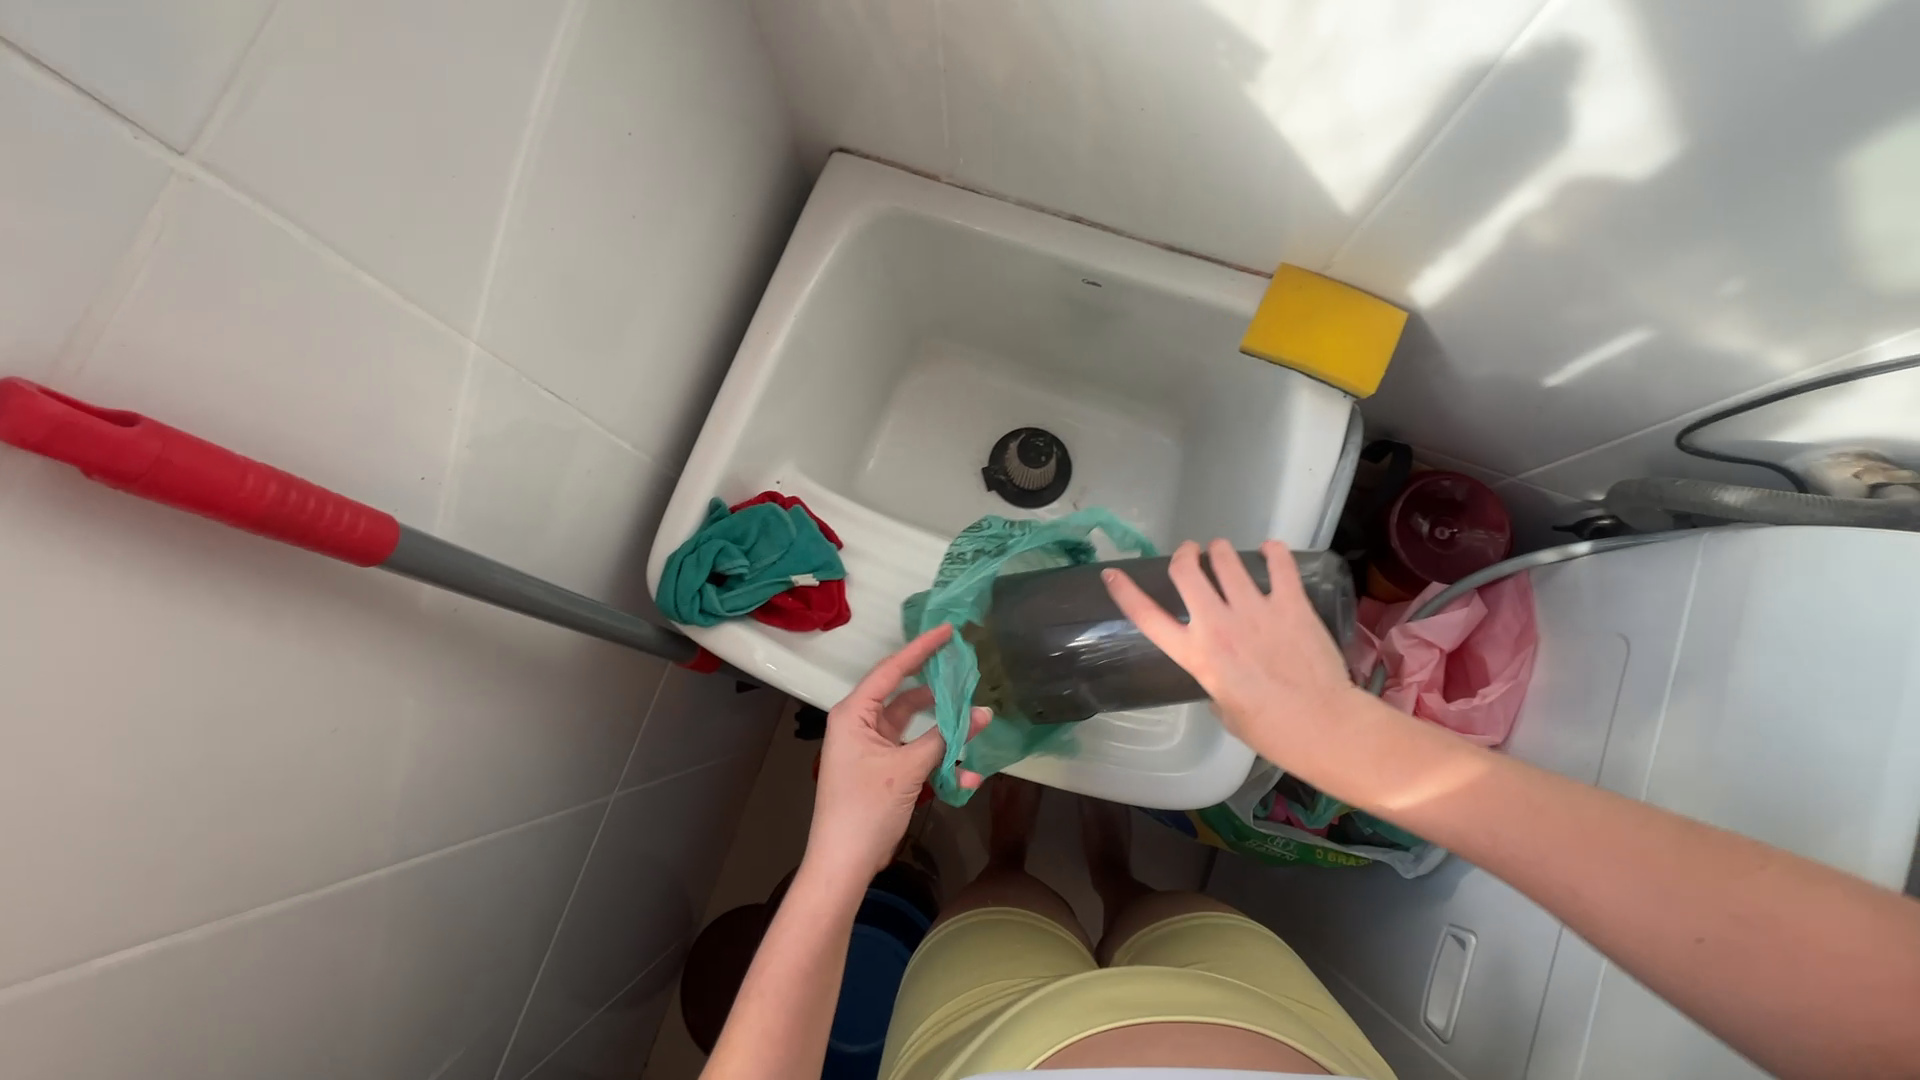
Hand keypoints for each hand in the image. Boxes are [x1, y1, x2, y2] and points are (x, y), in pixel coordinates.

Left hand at [806, 624, 988, 878]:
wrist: (844, 863)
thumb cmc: (866, 807)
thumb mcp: (908, 768)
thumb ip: (946, 737)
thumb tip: (984, 712)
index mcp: (855, 713)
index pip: (892, 669)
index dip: (921, 648)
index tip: (948, 630)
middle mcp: (861, 723)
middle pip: (906, 695)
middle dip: (939, 691)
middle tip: (969, 674)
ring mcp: (872, 747)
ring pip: (915, 726)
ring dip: (944, 732)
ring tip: (975, 725)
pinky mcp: (883, 768)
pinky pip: (915, 752)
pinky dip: (938, 759)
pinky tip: (965, 774)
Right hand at [1102, 539, 1360, 756]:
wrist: (1321, 725)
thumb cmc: (1268, 729)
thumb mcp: (1222, 709)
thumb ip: (1213, 681)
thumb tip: (1219, 673)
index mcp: (1195, 655)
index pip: (1147, 616)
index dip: (1125, 591)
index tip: (1113, 573)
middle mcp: (1217, 625)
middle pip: (1186, 570)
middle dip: (1185, 554)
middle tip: (1190, 552)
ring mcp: (1254, 610)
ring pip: (1226, 560)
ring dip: (1220, 551)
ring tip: (1223, 552)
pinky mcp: (1290, 604)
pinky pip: (1278, 565)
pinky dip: (1274, 552)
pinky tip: (1271, 549)